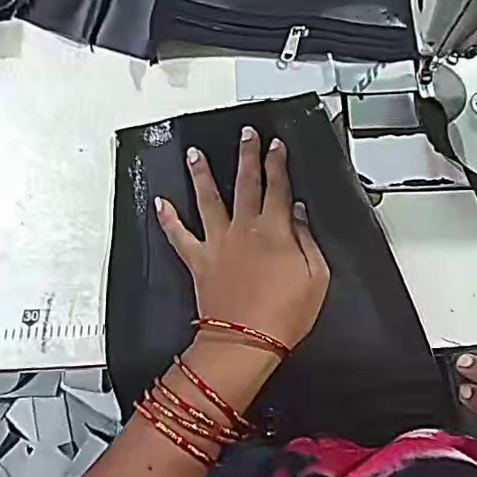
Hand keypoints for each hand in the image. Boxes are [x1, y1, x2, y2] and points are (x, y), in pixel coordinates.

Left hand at [157, 126, 329, 351]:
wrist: (246, 341)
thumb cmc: (284, 314)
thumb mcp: (316, 277)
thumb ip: (307, 240)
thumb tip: (298, 214)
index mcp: (276, 230)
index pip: (278, 186)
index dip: (277, 162)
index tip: (275, 145)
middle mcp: (244, 229)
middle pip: (245, 182)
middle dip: (246, 155)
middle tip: (245, 135)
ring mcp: (218, 242)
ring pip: (208, 199)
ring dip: (201, 174)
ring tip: (195, 155)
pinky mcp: (199, 260)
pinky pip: (179, 235)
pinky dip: (168, 219)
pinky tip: (160, 203)